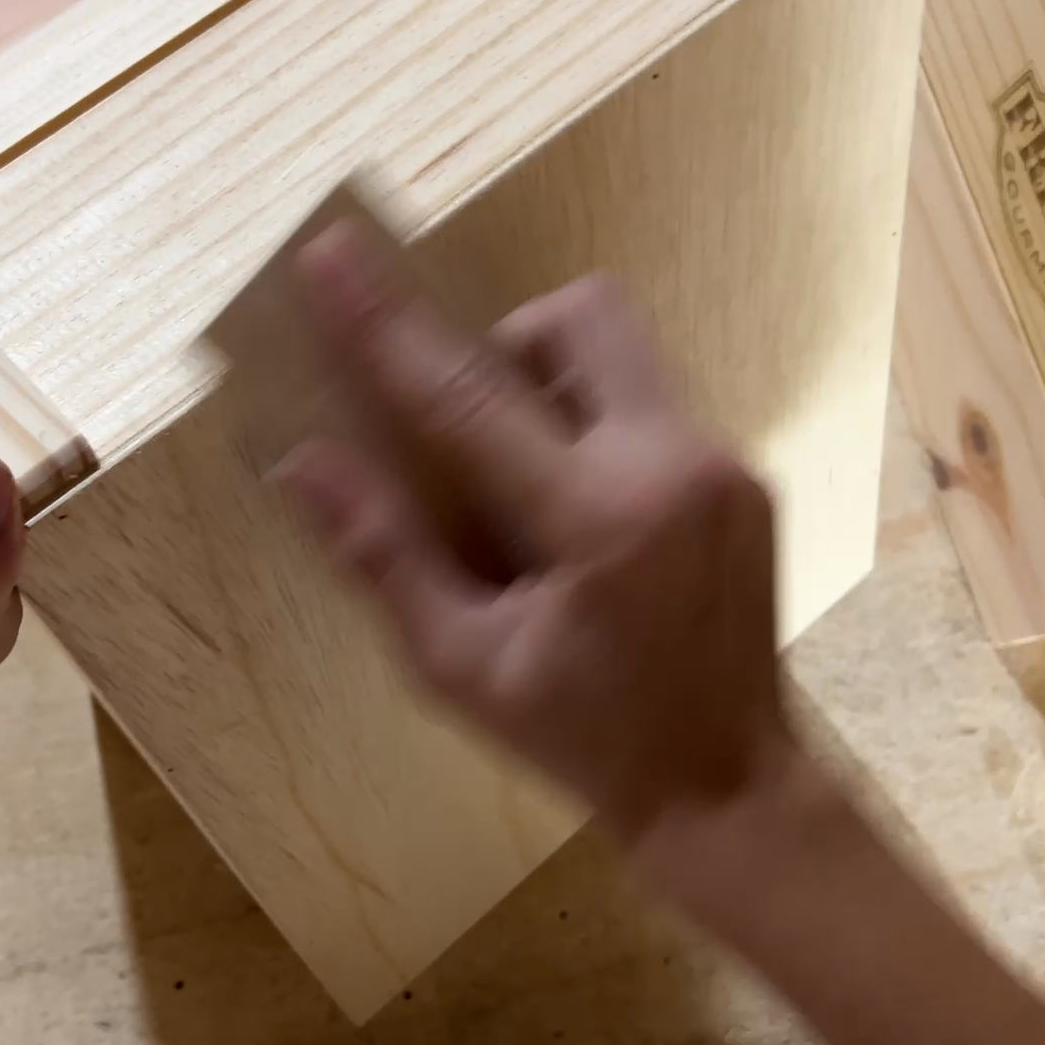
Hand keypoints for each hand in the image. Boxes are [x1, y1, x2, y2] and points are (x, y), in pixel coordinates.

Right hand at [278, 223, 789, 840]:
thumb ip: (383, 555)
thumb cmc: (584, 738)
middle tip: (472, 426)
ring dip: (547, 379)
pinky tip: (578, 506)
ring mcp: (724, 462)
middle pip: (582, 316)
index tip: (332, 256)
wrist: (731, 788)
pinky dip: (588, 417)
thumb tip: (302, 464)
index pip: (466, 396)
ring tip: (523, 472)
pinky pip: (647, 396)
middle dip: (504, 342)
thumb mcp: (459, 665)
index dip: (385, 325)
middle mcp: (675, 463)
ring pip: (621, 346)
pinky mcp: (742, 473)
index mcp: (600, 518)